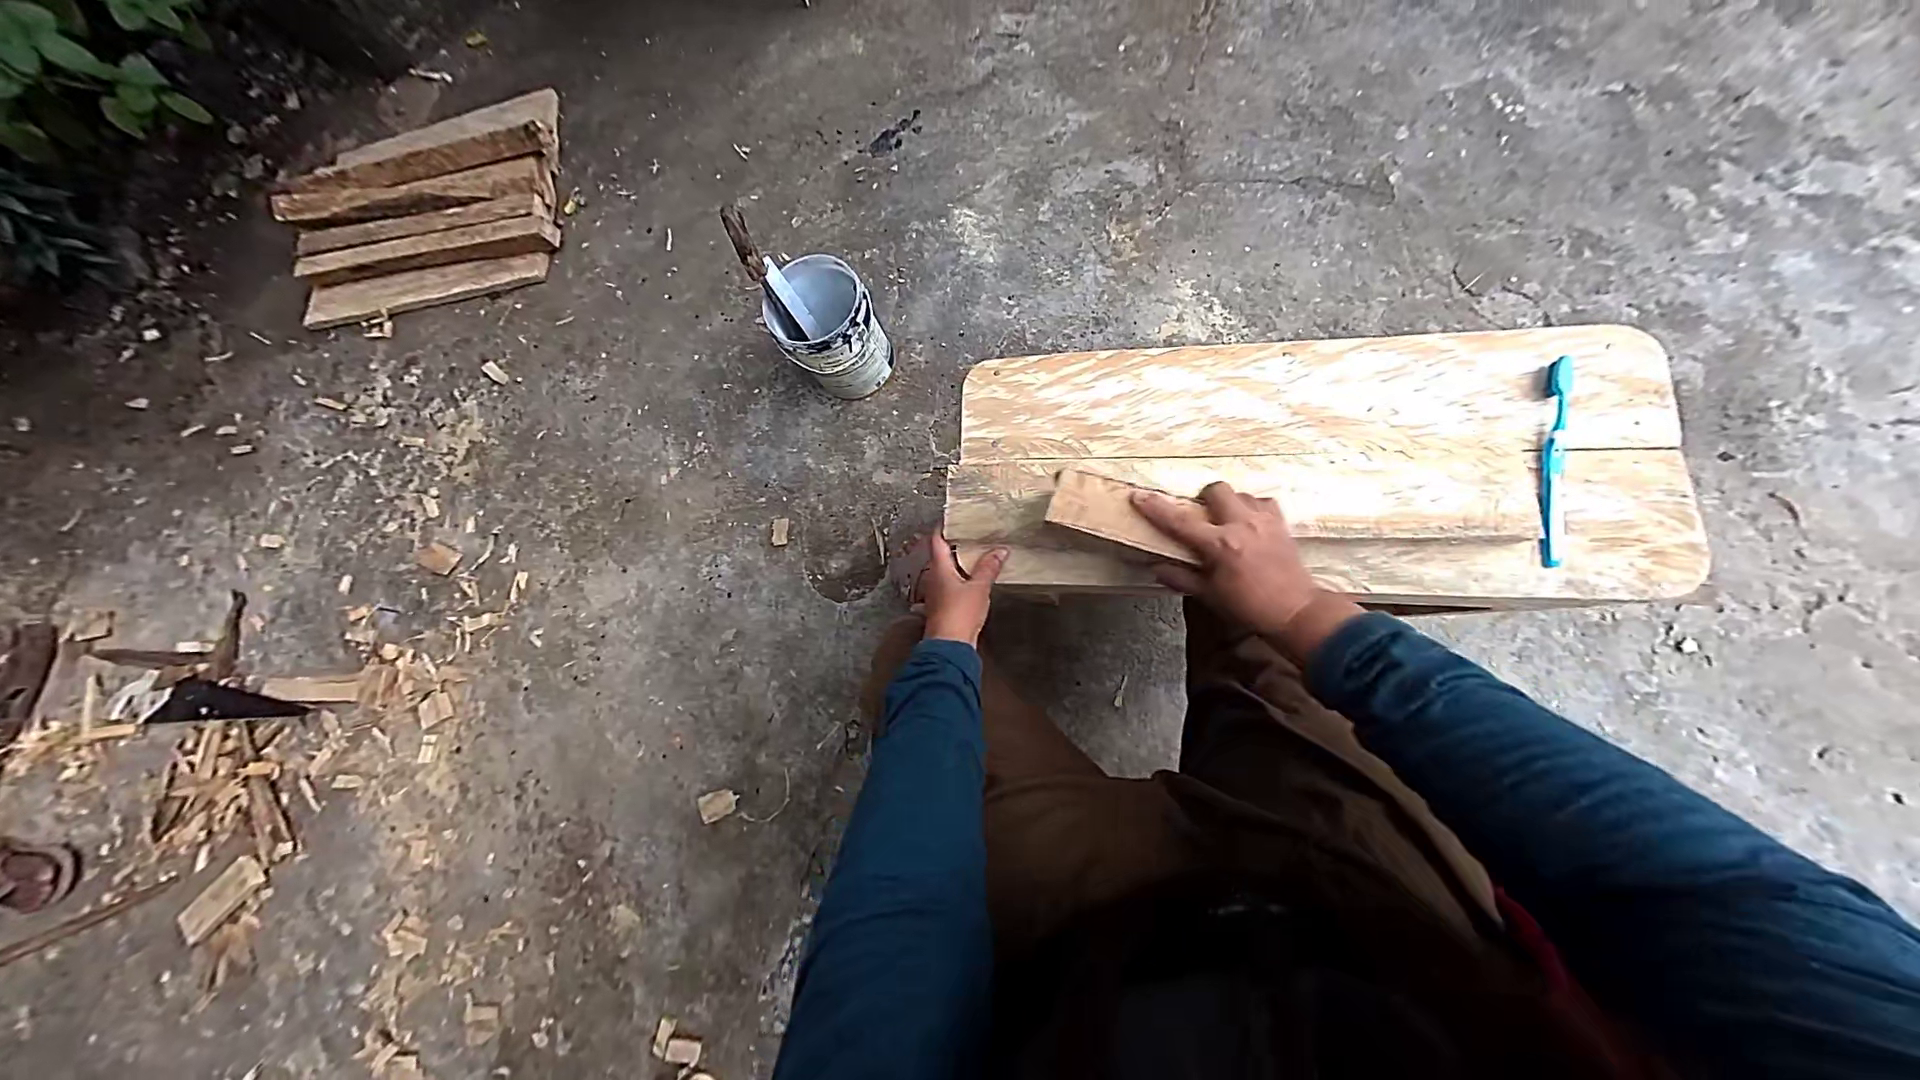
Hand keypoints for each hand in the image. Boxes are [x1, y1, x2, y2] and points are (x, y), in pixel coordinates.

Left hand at [913, 530, 1008, 646]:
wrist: (950, 645)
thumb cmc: (959, 613)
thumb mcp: (979, 587)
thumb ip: (989, 567)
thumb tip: (1000, 550)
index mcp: (939, 568)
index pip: (936, 540)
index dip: (943, 527)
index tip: (952, 517)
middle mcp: (934, 578)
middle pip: (941, 555)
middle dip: (955, 544)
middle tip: (971, 534)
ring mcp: (937, 593)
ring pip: (947, 571)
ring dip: (959, 562)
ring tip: (977, 554)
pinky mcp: (944, 606)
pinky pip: (952, 585)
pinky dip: (962, 578)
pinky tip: (975, 580)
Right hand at [1130, 483, 1361, 661]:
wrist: (1295, 612)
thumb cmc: (1248, 607)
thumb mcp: (1209, 595)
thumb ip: (1180, 577)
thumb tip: (1157, 567)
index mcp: (1220, 545)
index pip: (1179, 521)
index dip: (1155, 508)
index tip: (1138, 497)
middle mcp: (1242, 526)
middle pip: (1216, 490)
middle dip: (1203, 498)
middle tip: (1200, 515)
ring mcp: (1265, 522)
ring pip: (1241, 493)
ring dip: (1228, 502)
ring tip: (1225, 520)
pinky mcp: (1281, 524)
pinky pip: (1263, 502)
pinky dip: (1252, 507)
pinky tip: (1248, 522)